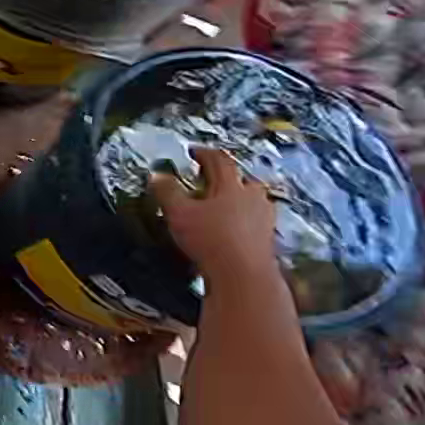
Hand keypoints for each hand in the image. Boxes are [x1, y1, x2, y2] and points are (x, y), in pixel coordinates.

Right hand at [149, 147, 278, 282]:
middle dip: (224, 176)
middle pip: (241, 178)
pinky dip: (241, 215)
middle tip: (207, 179)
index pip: (220, 161)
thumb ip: (167, 192)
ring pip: (251, 198)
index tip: (193, 151)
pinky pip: (254, 216)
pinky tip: (230, 224)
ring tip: (219, 202)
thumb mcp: (178, 213)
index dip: (205, 154)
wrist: (243, 273)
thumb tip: (157, 175)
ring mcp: (264, 216)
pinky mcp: (267, 234)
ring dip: (235, 196)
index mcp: (231, 186)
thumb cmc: (209, 238)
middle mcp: (253, 196)